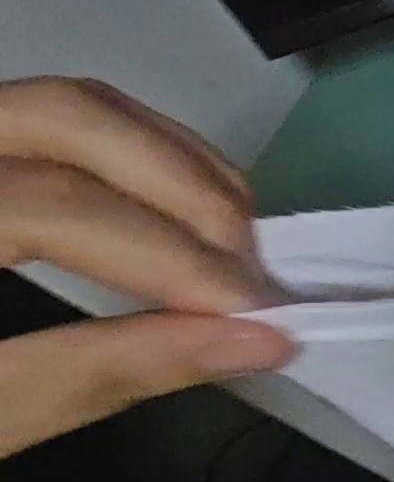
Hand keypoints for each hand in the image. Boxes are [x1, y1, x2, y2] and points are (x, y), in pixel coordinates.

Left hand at [0, 77, 292, 457]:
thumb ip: (95, 374)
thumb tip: (259, 341)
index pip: (46, 204)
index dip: (170, 257)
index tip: (256, 316)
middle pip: (68, 119)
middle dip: (191, 196)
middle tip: (248, 276)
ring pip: (75, 107)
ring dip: (183, 172)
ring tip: (230, 250)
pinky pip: (61, 122)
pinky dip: (151, 162)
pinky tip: (186, 220)